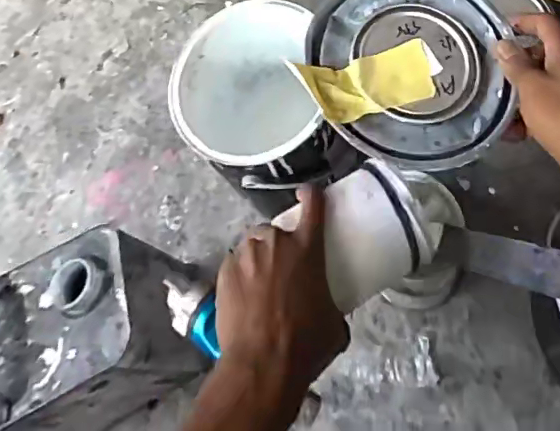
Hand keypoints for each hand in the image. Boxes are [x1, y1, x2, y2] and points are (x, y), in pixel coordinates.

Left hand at [213, 184, 347, 403]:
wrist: (261, 365)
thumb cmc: (305, 344)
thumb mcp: (334, 324)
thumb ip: (330, 301)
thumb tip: (327, 306)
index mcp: (307, 247)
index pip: (314, 204)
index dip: (312, 195)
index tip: (308, 194)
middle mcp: (276, 241)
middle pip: (279, 232)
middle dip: (281, 248)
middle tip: (283, 276)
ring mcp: (247, 251)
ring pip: (255, 246)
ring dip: (259, 260)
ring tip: (260, 290)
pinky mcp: (225, 266)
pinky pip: (236, 263)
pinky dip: (241, 275)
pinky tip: (243, 300)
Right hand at [495, 14, 559, 208]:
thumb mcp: (531, 88)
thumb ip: (515, 64)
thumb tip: (504, 44)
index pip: (545, 22)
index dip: (522, 21)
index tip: (498, 30)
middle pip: (545, 52)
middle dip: (518, 62)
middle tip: (494, 71)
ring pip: (547, 82)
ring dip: (523, 92)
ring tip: (500, 108)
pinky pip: (554, 106)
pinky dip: (534, 114)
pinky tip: (516, 133)